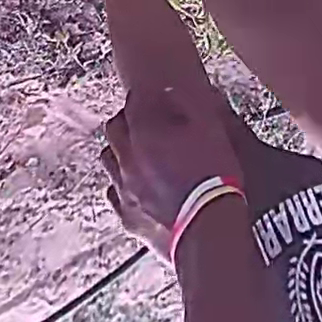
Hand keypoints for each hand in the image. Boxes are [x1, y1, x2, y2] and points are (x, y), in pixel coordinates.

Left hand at [100, 85, 243, 261]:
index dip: (140, 97)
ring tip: (134, 150)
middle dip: (124, 119)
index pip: (132, 104)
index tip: (146, 96)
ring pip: (108, 159)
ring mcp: (124, 189)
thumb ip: (187, 103)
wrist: (211, 230)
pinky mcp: (128, 216)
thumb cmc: (214, 176)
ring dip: (118, 149)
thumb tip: (169, 92)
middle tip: (138, 120)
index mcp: (145, 133)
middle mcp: (127, 158)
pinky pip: (113, 192)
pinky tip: (134, 183)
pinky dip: (121, 183)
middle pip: (113, 128)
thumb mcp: (210, 128)